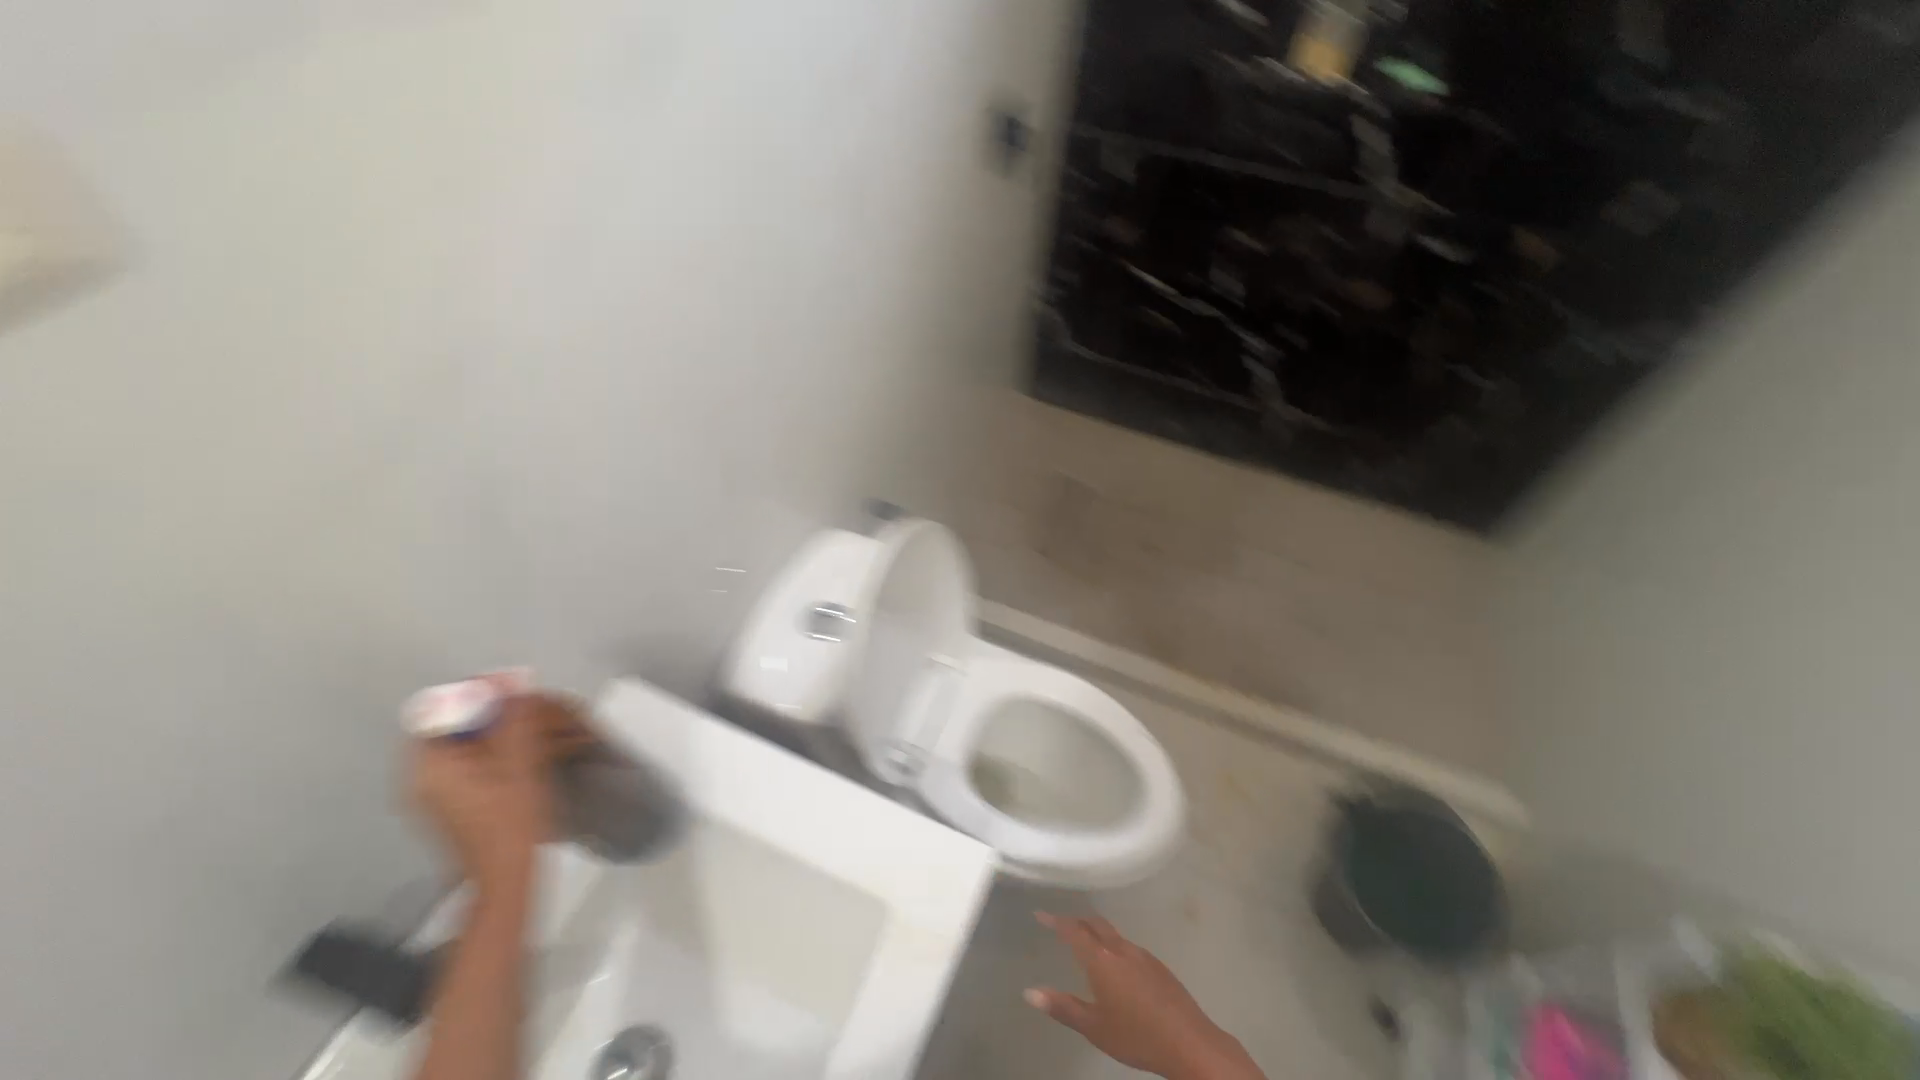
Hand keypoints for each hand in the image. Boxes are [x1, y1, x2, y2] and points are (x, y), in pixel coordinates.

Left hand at [409, 692, 592, 891]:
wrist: (506, 882)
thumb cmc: (511, 822)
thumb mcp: (519, 764)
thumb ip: (513, 719)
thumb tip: (512, 679)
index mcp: (428, 766)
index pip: (442, 708)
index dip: (478, 694)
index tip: (515, 694)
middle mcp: (421, 776)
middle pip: (453, 726)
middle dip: (494, 714)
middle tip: (532, 714)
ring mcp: (433, 793)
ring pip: (463, 745)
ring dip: (499, 734)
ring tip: (537, 735)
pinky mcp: (451, 805)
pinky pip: (467, 764)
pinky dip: (495, 754)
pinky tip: (525, 759)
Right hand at [1027, 913, 1263, 1079]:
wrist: (1190, 1043)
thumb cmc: (1136, 1035)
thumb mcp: (1093, 1027)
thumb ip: (1062, 1007)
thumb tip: (1029, 992)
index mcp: (1102, 960)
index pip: (1073, 931)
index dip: (1055, 921)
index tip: (1040, 914)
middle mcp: (1122, 950)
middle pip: (1095, 924)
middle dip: (1076, 920)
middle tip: (1060, 924)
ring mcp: (1144, 956)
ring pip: (1114, 935)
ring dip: (1096, 932)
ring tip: (1086, 943)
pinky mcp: (1160, 967)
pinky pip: (1129, 947)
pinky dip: (1114, 946)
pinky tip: (1116, 966)